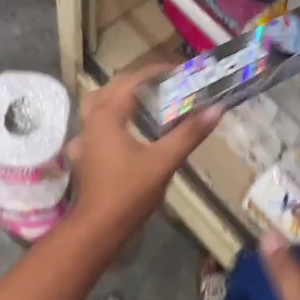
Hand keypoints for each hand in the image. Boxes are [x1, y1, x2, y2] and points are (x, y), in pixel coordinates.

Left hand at [68, 65, 221, 239]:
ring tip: (145, 99)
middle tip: (166, 82)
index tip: (180, 71)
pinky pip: (95, 124)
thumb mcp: (163, 162)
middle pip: (113, 87)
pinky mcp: (84, 154)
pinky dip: (110, 117)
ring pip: (99, 104)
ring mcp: (84, 138)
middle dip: (139, 80)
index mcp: (107, 116)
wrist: (96, 229)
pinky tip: (121, 130)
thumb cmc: (128, 193)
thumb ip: (189, 134)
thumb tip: (216, 109)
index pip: (132, 81)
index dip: (156, 71)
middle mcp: (91, 121)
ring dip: (121, 96)